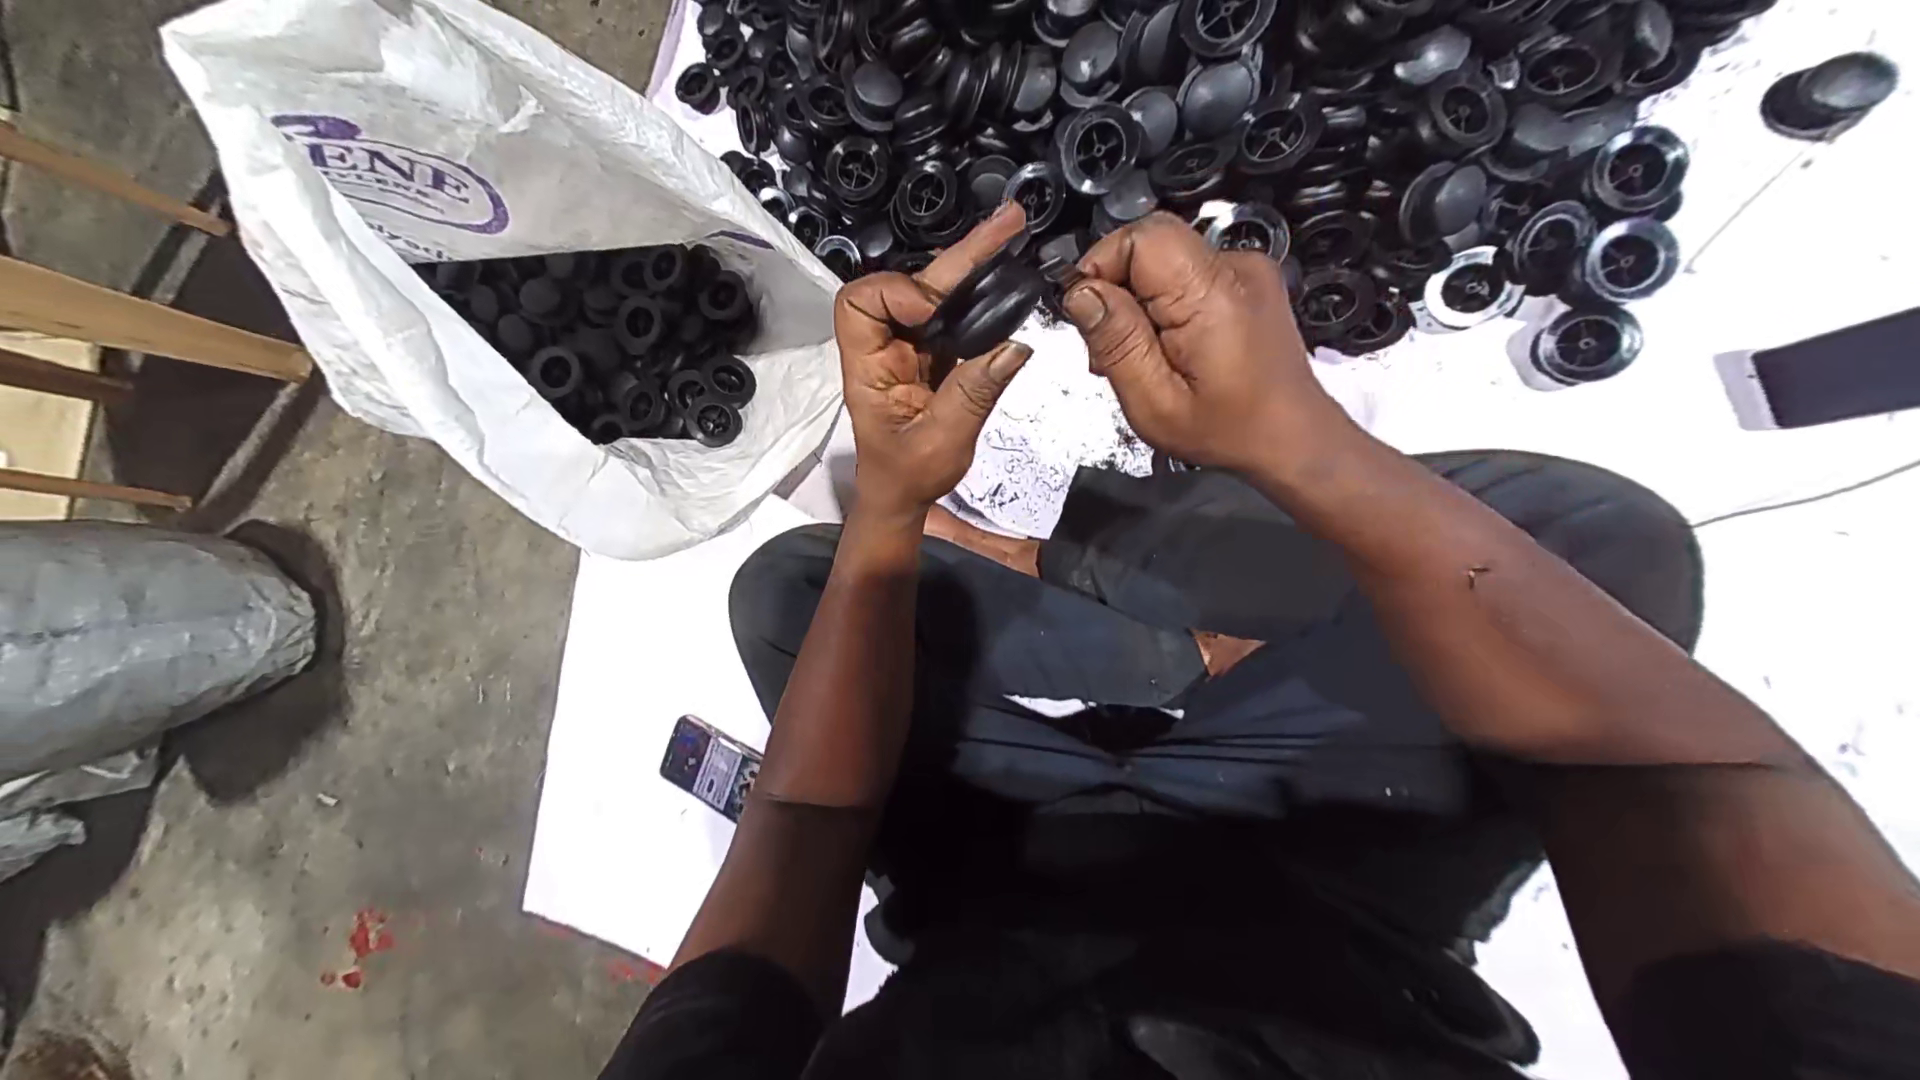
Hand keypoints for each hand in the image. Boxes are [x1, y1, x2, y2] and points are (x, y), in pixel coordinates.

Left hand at [833, 201, 1032, 521]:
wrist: (903, 493)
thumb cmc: (905, 476)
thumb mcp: (942, 443)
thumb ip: (974, 394)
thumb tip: (1013, 349)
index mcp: (868, 368)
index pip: (861, 303)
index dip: (898, 293)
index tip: (934, 311)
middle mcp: (885, 348)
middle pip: (909, 285)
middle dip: (957, 258)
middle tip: (1005, 227)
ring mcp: (910, 349)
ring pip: (934, 294)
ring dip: (972, 265)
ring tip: (1011, 236)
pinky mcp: (932, 355)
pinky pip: (954, 317)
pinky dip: (979, 296)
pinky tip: (1005, 277)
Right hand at [1062, 213, 1353, 471]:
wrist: (1290, 439)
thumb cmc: (1232, 431)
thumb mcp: (1154, 403)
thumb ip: (1115, 343)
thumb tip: (1080, 294)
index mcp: (1211, 296)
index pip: (1140, 237)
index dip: (1102, 269)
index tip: (1087, 313)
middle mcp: (1234, 271)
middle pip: (1148, 248)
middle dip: (1115, 294)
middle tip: (1112, 351)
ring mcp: (1243, 273)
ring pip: (1161, 265)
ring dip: (1137, 308)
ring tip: (1142, 360)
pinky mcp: (1243, 284)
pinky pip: (1183, 279)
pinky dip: (1162, 311)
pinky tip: (1166, 352)